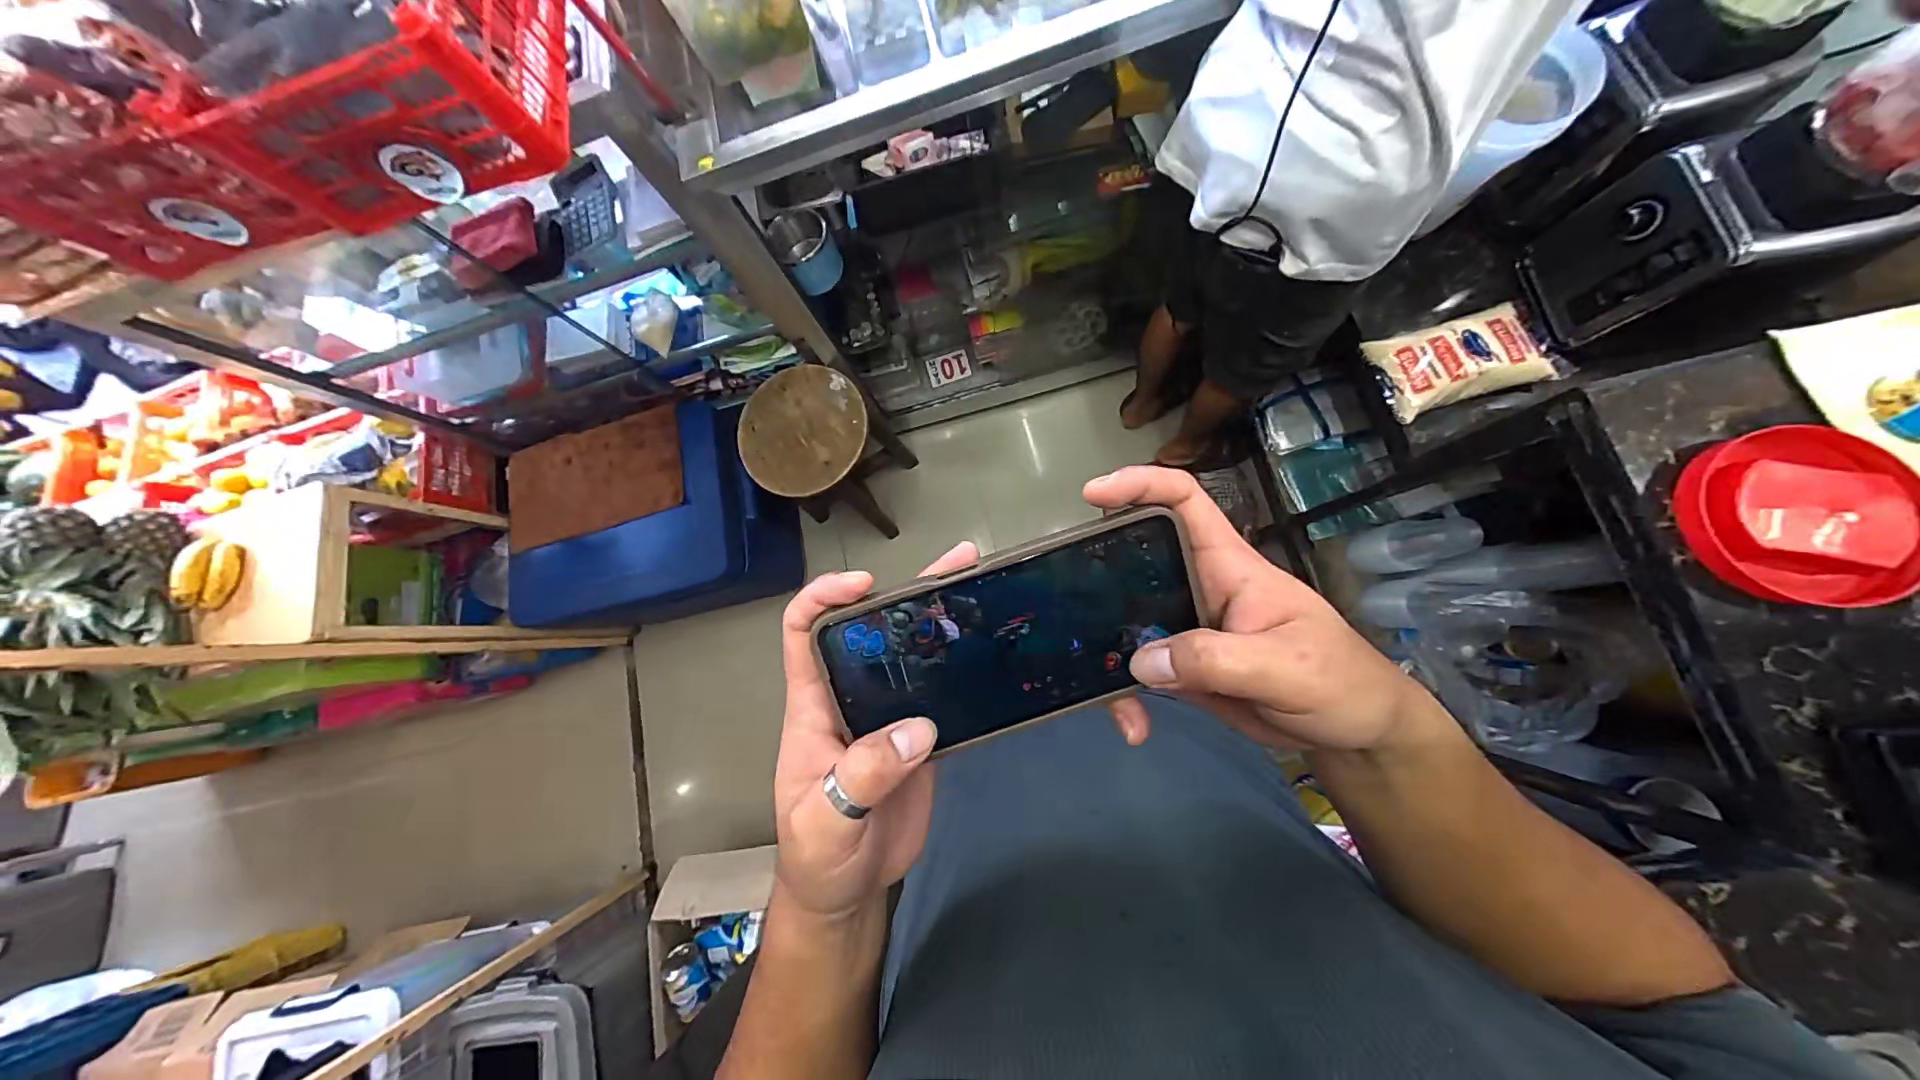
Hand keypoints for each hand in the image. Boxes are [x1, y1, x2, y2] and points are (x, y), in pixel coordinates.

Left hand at [770, 541, 980, 919]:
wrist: (846, 892)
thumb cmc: (817, 858)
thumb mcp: (825, 822)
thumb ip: (862, 777)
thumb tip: (917, 730)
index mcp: (813, 708)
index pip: (803, 632)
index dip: (823, 597)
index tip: (864, 584)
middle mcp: (851, 698)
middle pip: (872, 630)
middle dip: (907, 591)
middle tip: (955, 564)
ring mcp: (887, 717)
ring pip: (911, 657)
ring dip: (941, 622)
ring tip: (980, 588)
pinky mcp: (918, 740)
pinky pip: (939, 695)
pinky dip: (960, 669)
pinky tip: (987, 651)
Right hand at [1084, 466, 1438, 751]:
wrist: (1354, 733)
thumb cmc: (1339, 681)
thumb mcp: (1286, 667)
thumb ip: (1216, 659)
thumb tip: (1142, 660)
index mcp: (1228, 566)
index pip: (1184, 501)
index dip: (1140, 484)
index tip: (1094, 493)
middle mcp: (1198, 587)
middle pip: (1135, 558)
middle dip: (1097, 574)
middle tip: (1066, 601)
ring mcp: (1186, 627)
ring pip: (1126, 623)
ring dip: (1105, 653)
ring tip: (1102, 692)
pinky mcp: (1181, 666)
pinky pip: (1137, 670)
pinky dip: (1127, 697)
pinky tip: (1133, 725)